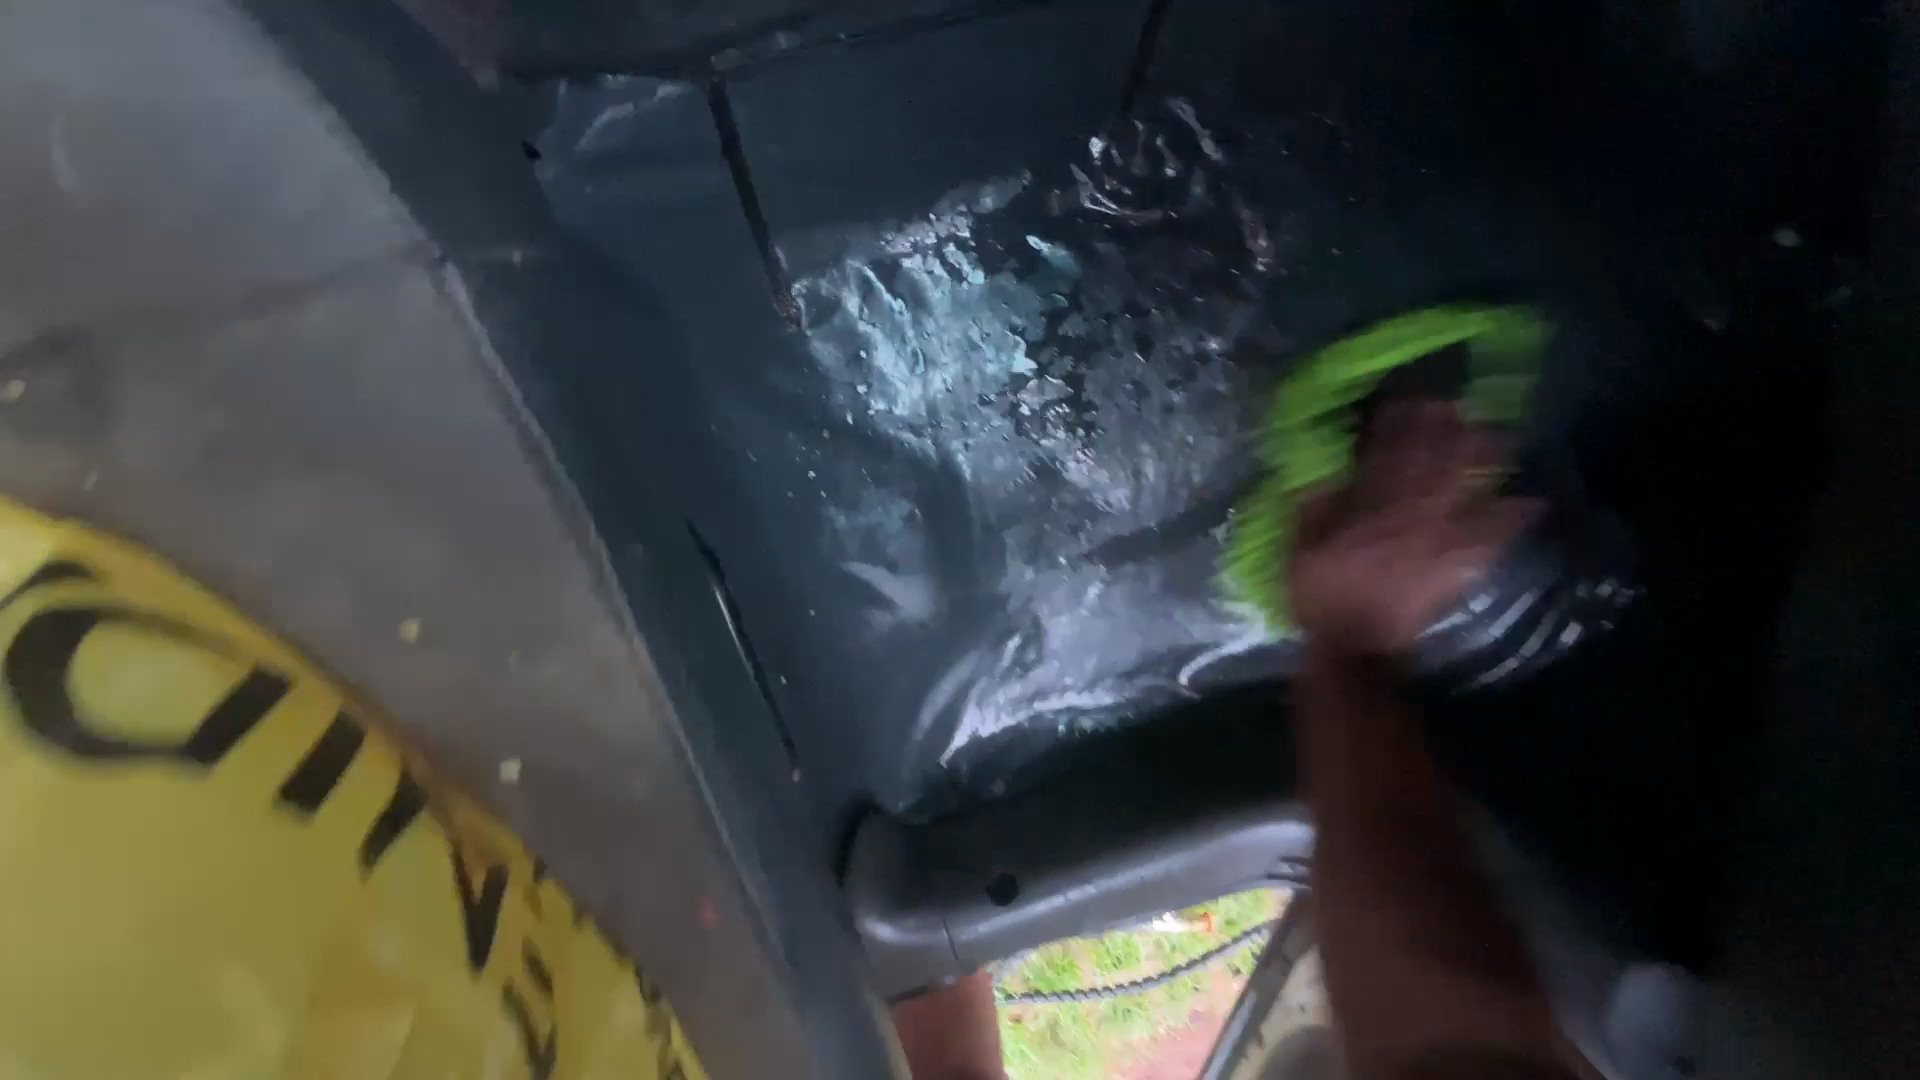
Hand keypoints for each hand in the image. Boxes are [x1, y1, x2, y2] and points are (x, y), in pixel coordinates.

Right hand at [1288, 401, 1539, 658]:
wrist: (1355, 645)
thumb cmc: (1320, 595)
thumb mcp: (1301, 548)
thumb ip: (1314, 508)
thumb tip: (1328, 472)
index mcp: (1368, 510)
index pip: (1386, 457)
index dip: (1398, 426)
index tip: (1406, 399)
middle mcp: (1410, 517)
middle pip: (1433, 464)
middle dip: (1444, 431)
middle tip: (1456, 404)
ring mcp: (1440, 541)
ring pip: (1464, 491)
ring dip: (1478, 460)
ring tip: (1493, 432)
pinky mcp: (1457, 565)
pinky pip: (1490, 537)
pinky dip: (1510, 518)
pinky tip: (1528, 500)